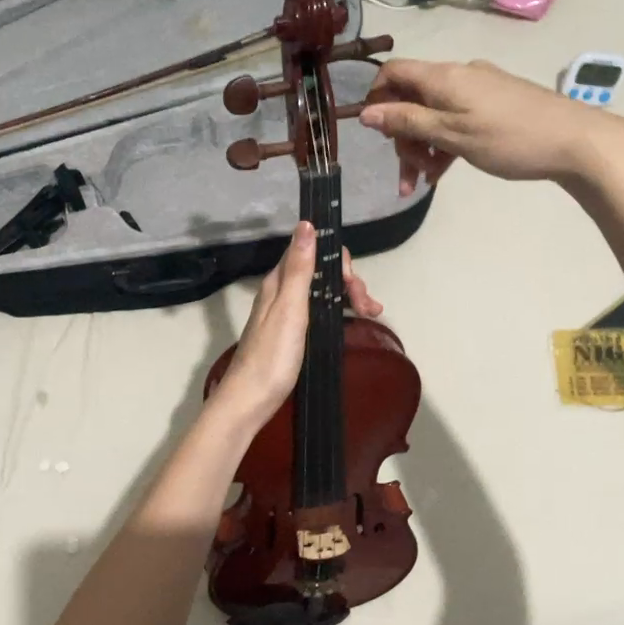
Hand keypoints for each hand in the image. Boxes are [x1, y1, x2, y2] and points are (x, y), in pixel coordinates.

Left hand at [209, 222, 381, 427]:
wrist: (251, 400)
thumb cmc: (272, 357)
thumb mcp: (289, 309)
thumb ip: (299, 268)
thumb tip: (306, 224)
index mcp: (278, 283)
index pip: (311, 251)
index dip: (337, 260)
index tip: (352, 283)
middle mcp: (280, 294)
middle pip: (320, 272)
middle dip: (349, 281)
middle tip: (368, 306)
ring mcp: (286, 315)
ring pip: (322, 292)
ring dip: (348, 296)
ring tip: (372, 313)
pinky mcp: (291, 335)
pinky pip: (319, 312)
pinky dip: (339, 312)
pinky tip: (354, 321)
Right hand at [358, 58, 623, 190]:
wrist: (574, 141)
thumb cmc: (507, 138)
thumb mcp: (450, 134)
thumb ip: (407, 121)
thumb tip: (366, 113)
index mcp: (443, 78)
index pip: (394, 73)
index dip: (376, 98)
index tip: (373, 133)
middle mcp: (457, 76)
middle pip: (411, 101)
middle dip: (401, 138)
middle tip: (406, 176)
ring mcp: (476, 91)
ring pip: (432, 116)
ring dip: (420, 149)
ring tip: (422, 183)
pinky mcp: (491, 106)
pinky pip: (453, 122)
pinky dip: (442, 146)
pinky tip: (441, 174)